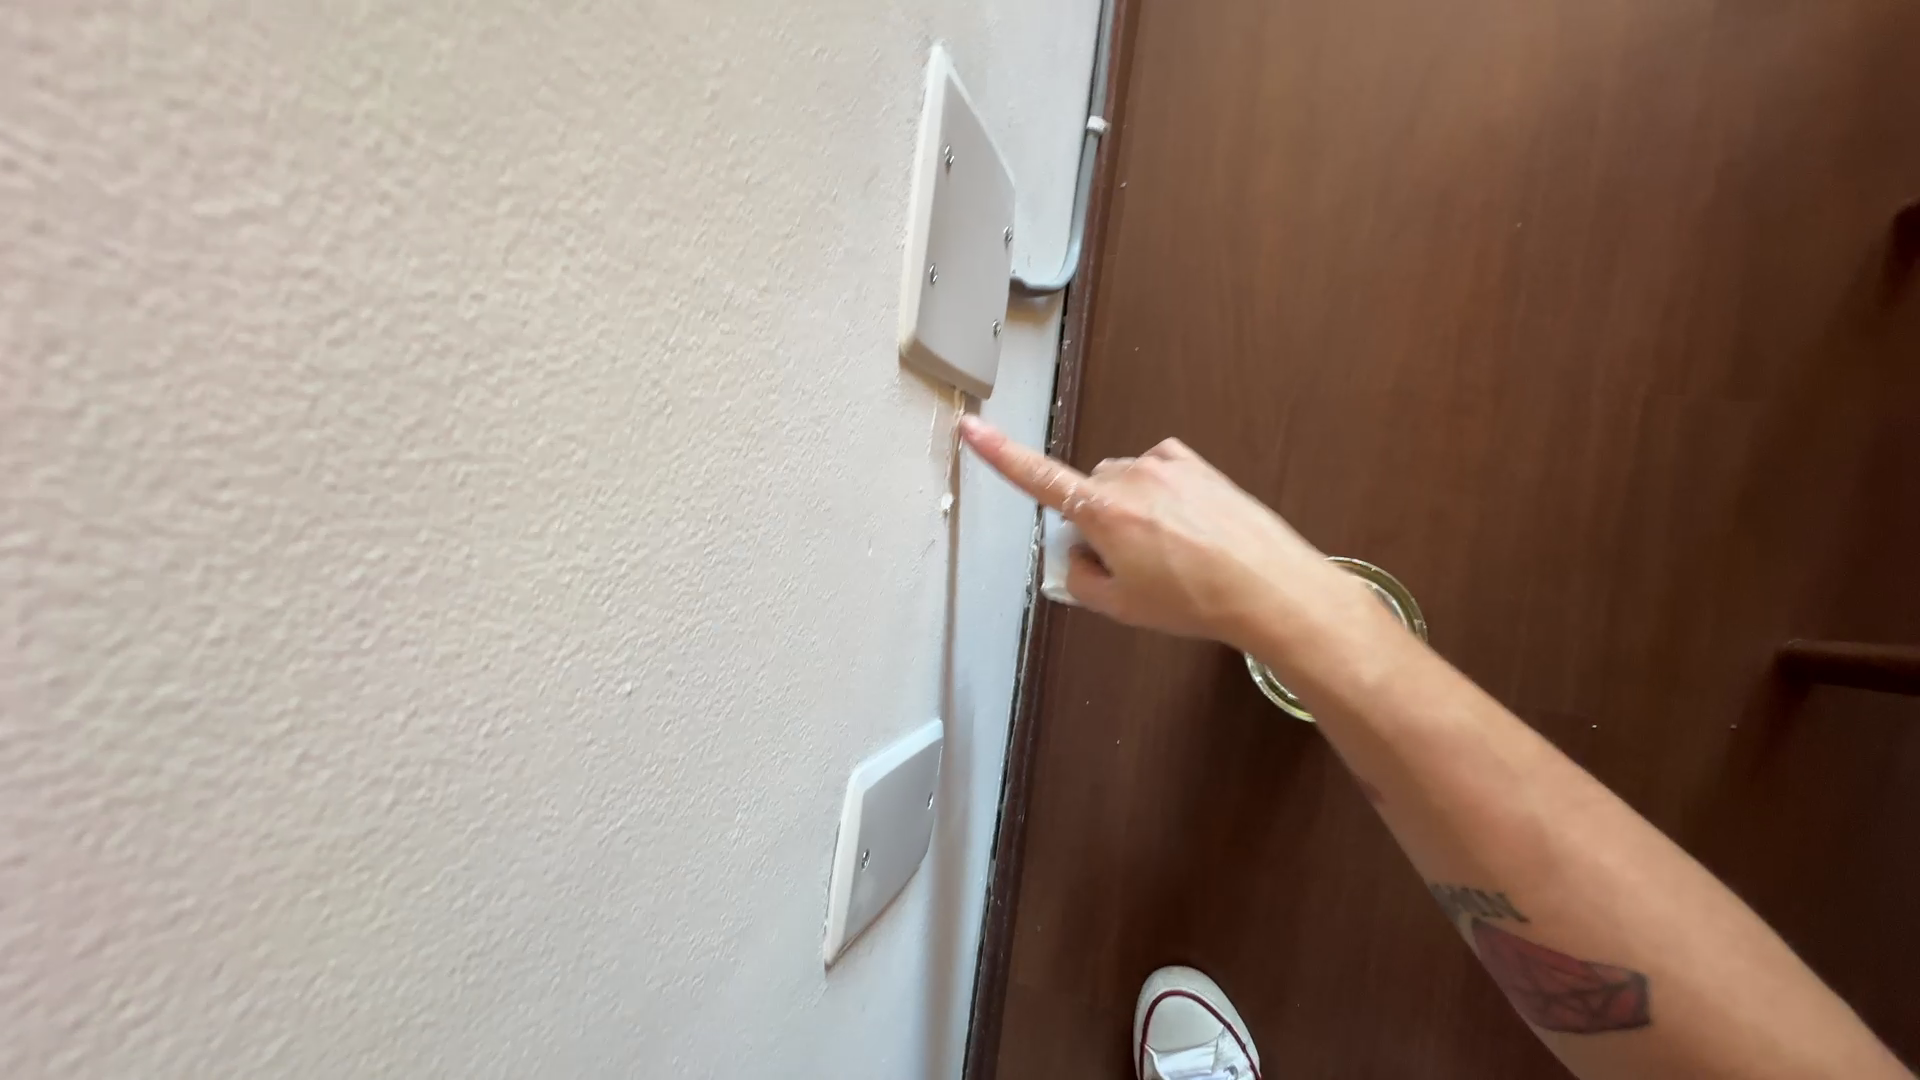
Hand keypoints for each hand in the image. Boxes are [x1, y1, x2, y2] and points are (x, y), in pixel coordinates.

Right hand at [958, 415, 1359, 655]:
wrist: (1270, 586)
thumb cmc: (1196, 601)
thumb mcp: (1121, 607)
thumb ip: (1079, 578)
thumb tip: (1075, 557)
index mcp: (1105, 512)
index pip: (1038, 479)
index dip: (999, 454)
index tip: (971, 427)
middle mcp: (1130, 477)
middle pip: (1086, 493)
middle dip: (1096, 521)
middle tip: (1130, 564)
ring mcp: (1163, 464)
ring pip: (1121, 483)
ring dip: (1129, 509)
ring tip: (1167, 550)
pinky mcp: (1191, 462)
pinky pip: (1153, 471)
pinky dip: (1156, 494)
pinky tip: (1182, 525)